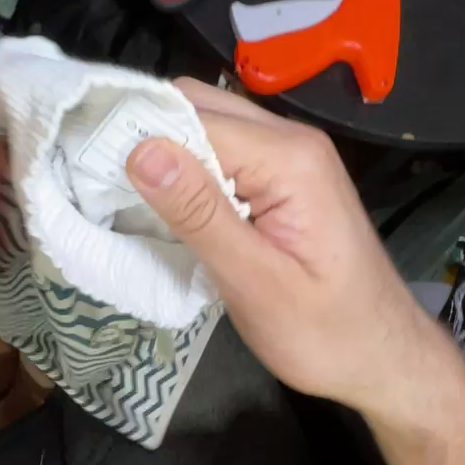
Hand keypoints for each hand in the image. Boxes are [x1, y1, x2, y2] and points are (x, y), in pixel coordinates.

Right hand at [125, 80, 445, 416]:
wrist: (384, 358)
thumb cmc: (326, 334)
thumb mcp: (257, 283)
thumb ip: (201, 214)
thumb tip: (141, 149)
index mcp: (287, 158)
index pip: (190, 116)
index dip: (133, 133)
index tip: (80, 163)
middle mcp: (290, 141)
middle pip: (196, 106)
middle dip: (142, 133)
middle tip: (92, 179)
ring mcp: (289, 159)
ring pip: (207, 127)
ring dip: (162, 153)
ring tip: (116, 193)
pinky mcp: (283, 183)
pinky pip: (222, 156)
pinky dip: (185, 172)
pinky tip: (161, 206)